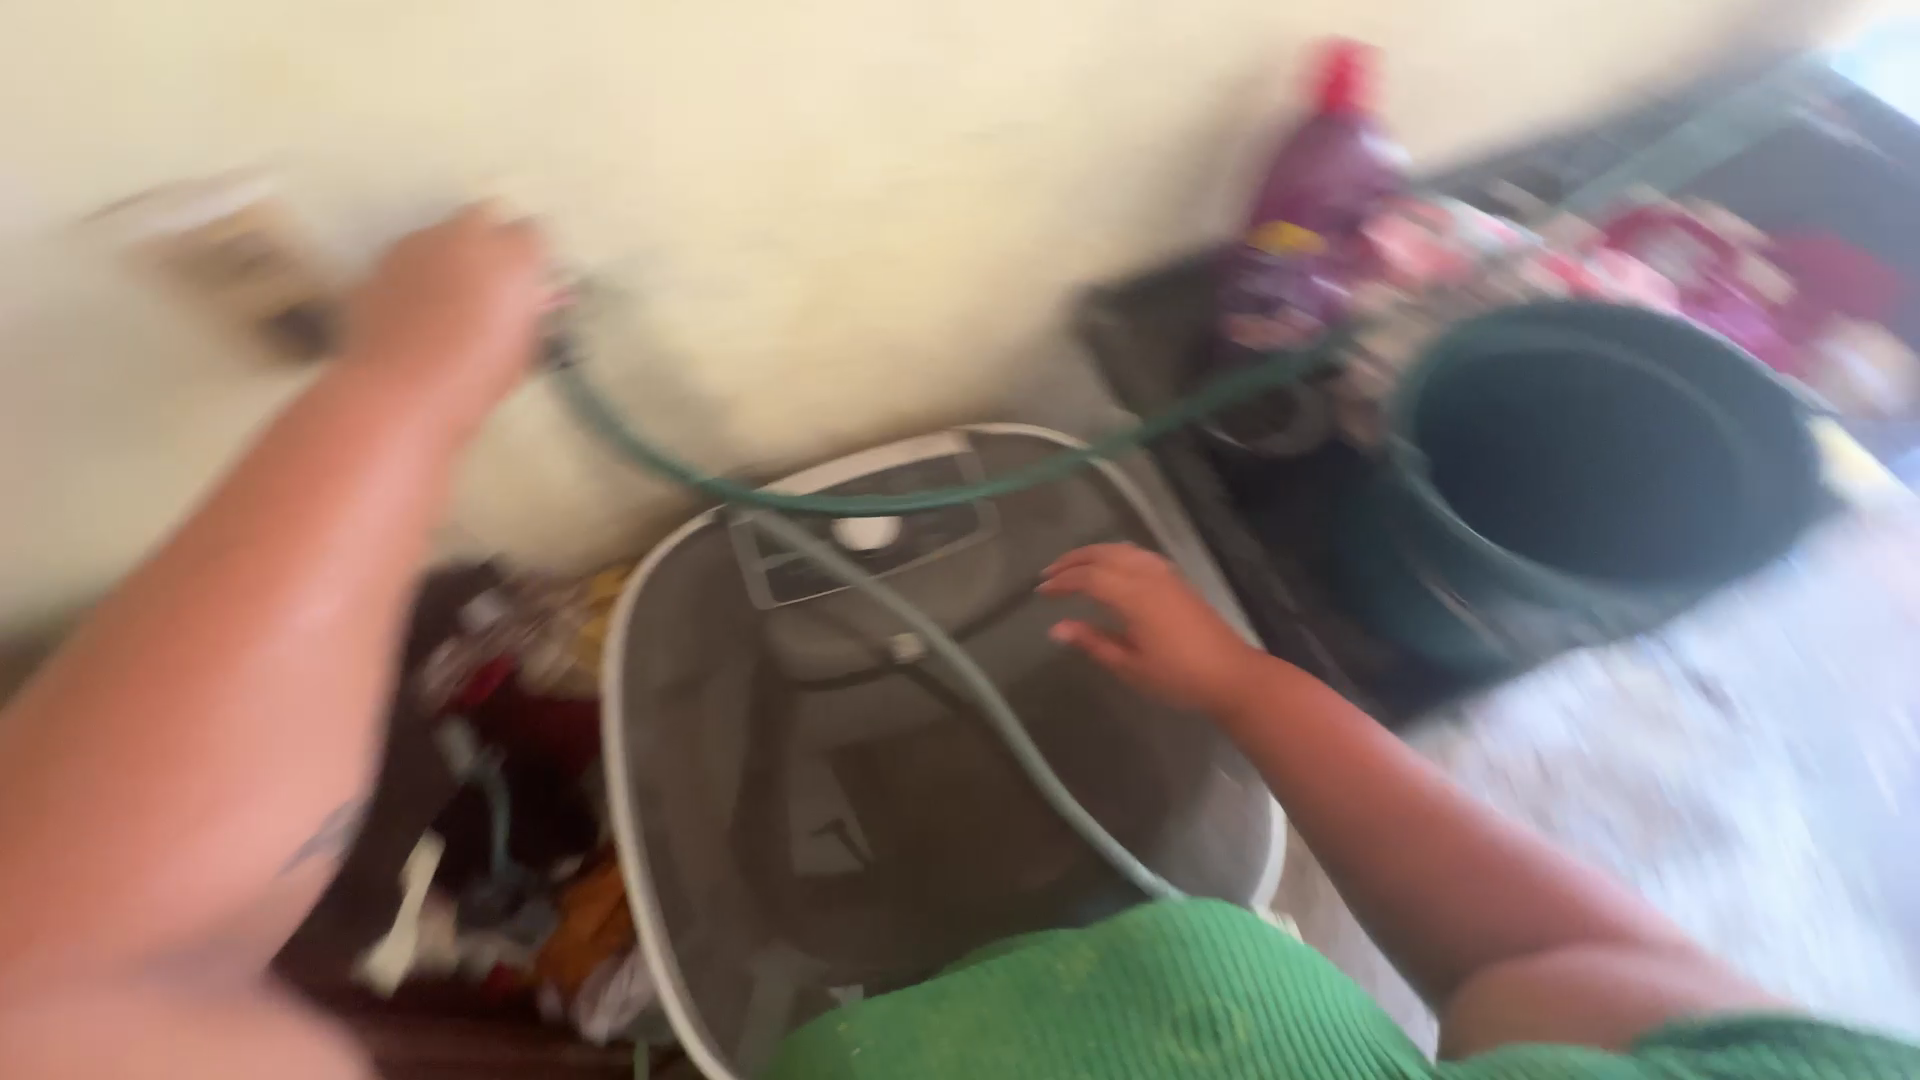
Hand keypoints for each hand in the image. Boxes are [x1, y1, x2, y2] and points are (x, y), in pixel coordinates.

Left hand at [340, 204, 552, 427]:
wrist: (402, 390)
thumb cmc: (480, 376)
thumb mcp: (525, 346)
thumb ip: (532, 311)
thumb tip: (536, 297)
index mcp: (512, 260)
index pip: (537, 232)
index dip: (538, 254)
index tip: (538, 276)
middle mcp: (464, 238)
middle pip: (486, 213)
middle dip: (497, 236)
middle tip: (501, 274)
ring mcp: (416, 244)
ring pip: (445, 231)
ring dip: (458, 252)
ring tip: (460, 293)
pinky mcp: (381, 260)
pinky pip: (414, 254)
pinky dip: (425, 270)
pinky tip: (426, 306)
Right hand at [1038, 543, 1271, 714]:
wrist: (1231, 675)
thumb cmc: (1177, 677)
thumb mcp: (1129, 666)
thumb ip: (1092, 641)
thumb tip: (1056, 628)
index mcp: (1133, 596)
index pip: (1088, 578)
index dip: (1061, 582)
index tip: (1040, 591)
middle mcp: (1148, 576)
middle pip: (1103, 554)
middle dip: (1072, 560)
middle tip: (1049, 573)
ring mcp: (1165, 574)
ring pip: (1122, 549)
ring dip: (1093, 553)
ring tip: (1074, 566)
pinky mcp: (1177, 579)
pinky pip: (1138, 554)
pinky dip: (1115, 554)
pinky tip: (1111, 566)